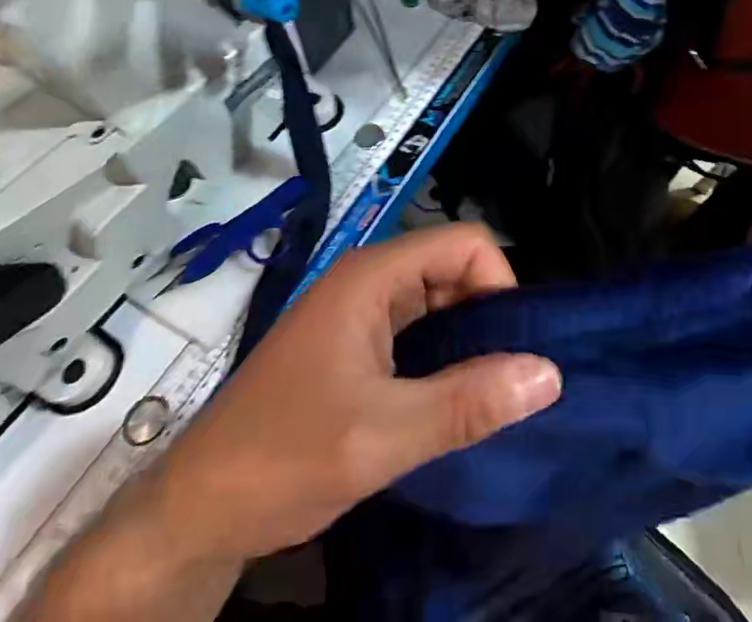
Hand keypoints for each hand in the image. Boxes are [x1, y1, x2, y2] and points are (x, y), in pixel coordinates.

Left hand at [149, 223, 561, 563]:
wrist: (201, 508)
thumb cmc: (284, 458)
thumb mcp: (382, 435)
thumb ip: (467, 402)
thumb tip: (550, 373)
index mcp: (369, 278)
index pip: (464, 244)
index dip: (498, 286)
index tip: (513, 350)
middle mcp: (366, 282)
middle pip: (453, 268)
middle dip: (490, 315)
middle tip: (510, 381)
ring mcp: (357, 315)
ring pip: (438, 302)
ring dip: (470, 339)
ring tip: (491, 394)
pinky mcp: (354, 347)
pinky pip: (418, 333)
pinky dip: (447, 356)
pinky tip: (458, 399)